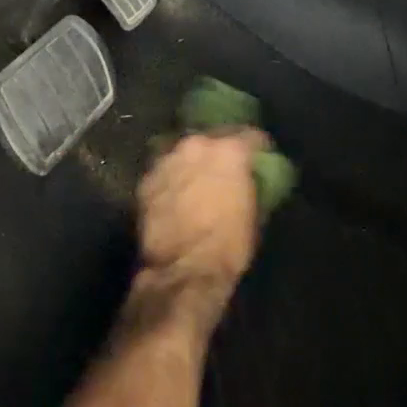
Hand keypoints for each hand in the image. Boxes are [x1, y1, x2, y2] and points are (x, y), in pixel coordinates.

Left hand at [136, 130, 267, 290]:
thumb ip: (249, 185)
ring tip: (195, 181)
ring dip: (191, 163)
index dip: (256, 147)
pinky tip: (174, 196)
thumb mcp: (253, 214)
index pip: (250, 136)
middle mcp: (196, 145)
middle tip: (223, 169)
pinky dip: (171, 180)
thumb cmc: (228, 246)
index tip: (260, 155)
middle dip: (218, 151)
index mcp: (229, 151)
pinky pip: (164, 172)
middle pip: (211, 140)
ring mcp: (167, 160)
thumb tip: (247, 179)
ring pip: (183, 153)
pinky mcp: (146, 180)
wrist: (184, 270)